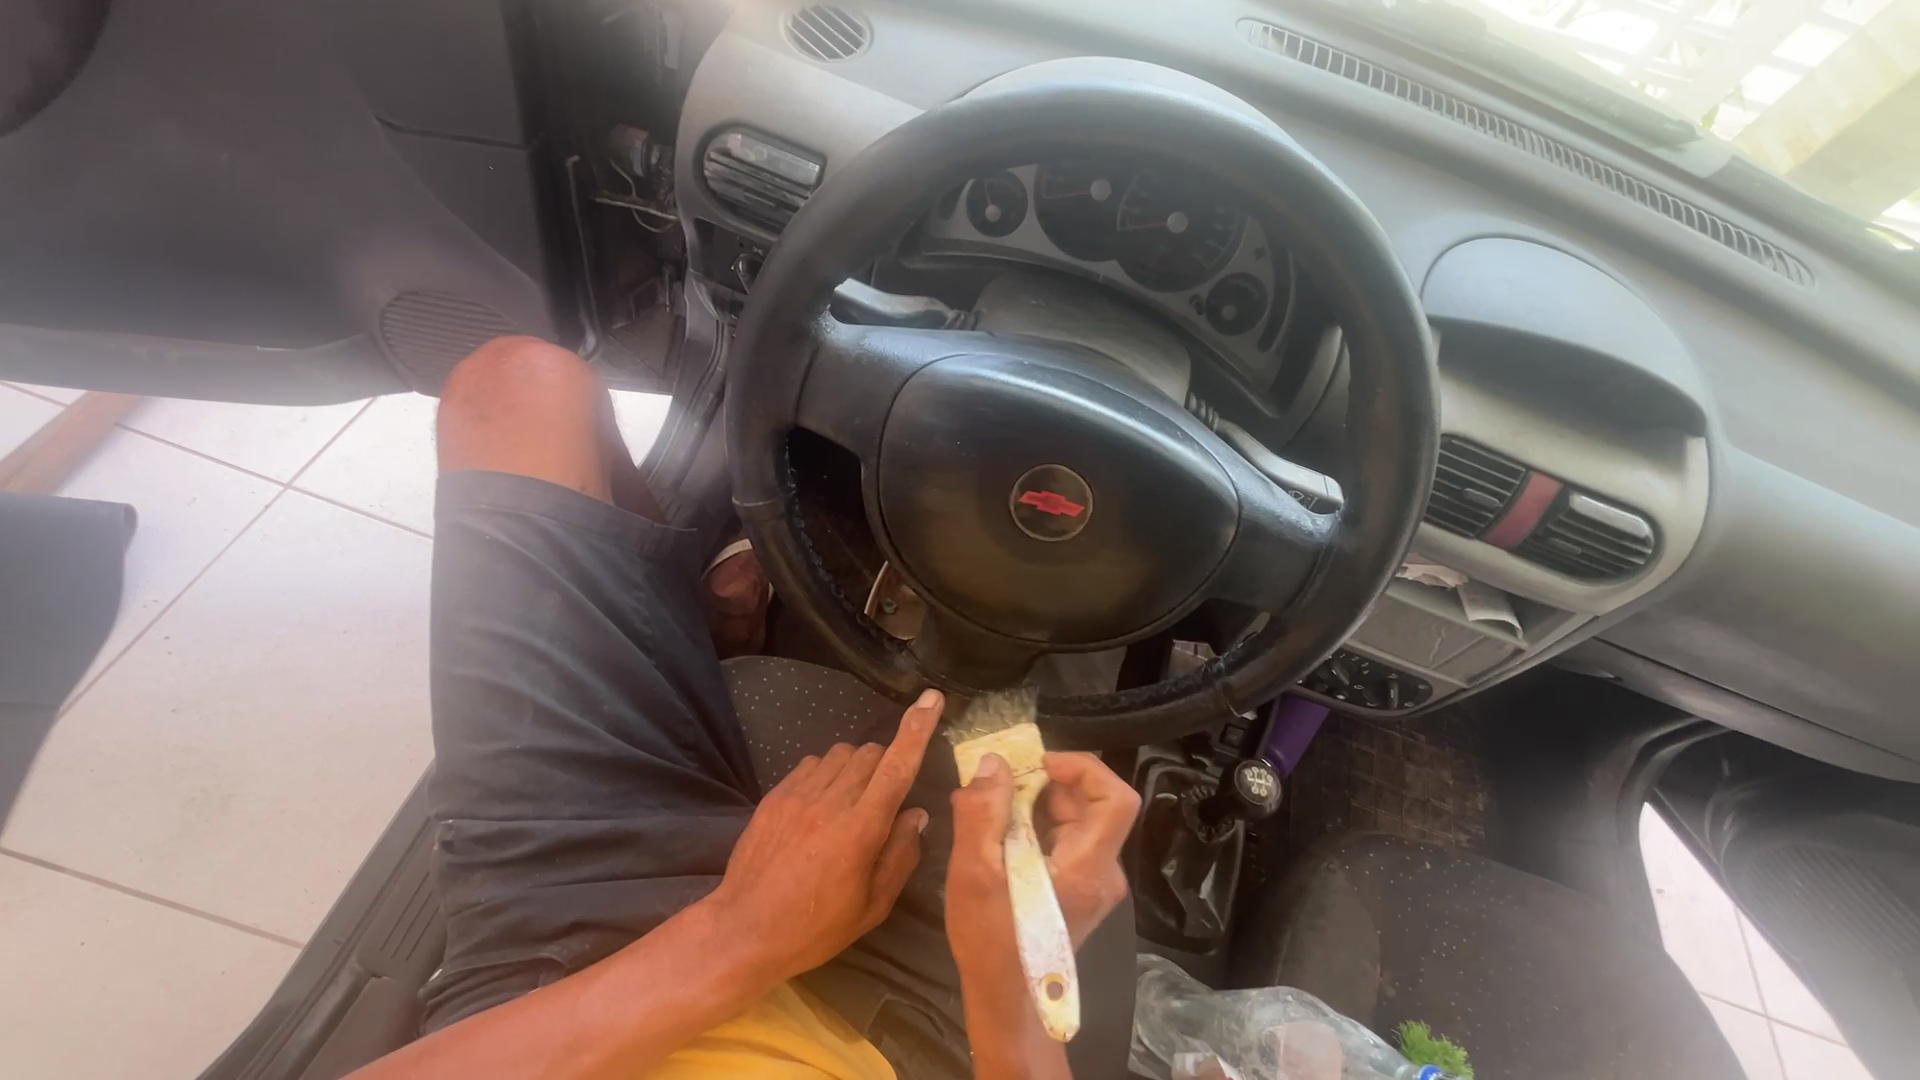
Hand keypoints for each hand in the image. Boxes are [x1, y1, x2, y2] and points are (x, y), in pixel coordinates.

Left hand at [706, 689, 943, 983]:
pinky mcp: (777, 795)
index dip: (918, 728)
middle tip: (883, 799)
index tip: (932, 698)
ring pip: (842, 753)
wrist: (744, 929)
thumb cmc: (816, 927)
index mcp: (862, 829)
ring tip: (851, 801)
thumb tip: (916, 814)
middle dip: (887, 764)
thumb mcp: (872, 906)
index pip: (898, 766)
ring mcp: (800, 794)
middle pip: (872, 753)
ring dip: (857, 766)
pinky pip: (812, 763)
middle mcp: (832, 801)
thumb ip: (901, 856)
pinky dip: (827, 773)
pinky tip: (822, 804)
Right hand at [945, 750, 1138, 1078]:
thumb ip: (982, 813)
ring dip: (1036, 803)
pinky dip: (1035, 824)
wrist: (1007, 1002)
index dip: (1084, 768)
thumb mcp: (975, 873)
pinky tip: (999, 834)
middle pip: (1090, 803)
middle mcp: (1102, 870)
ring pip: (1076, 817)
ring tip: (991, 811)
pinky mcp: (1079, 886)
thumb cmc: (992, 943)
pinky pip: (1065, 837)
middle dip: (1045, 784)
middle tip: (999, 787)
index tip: (1040, 764)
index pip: (1116, 798)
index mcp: (1088, 866)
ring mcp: (1093, 879)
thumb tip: (992, 763)